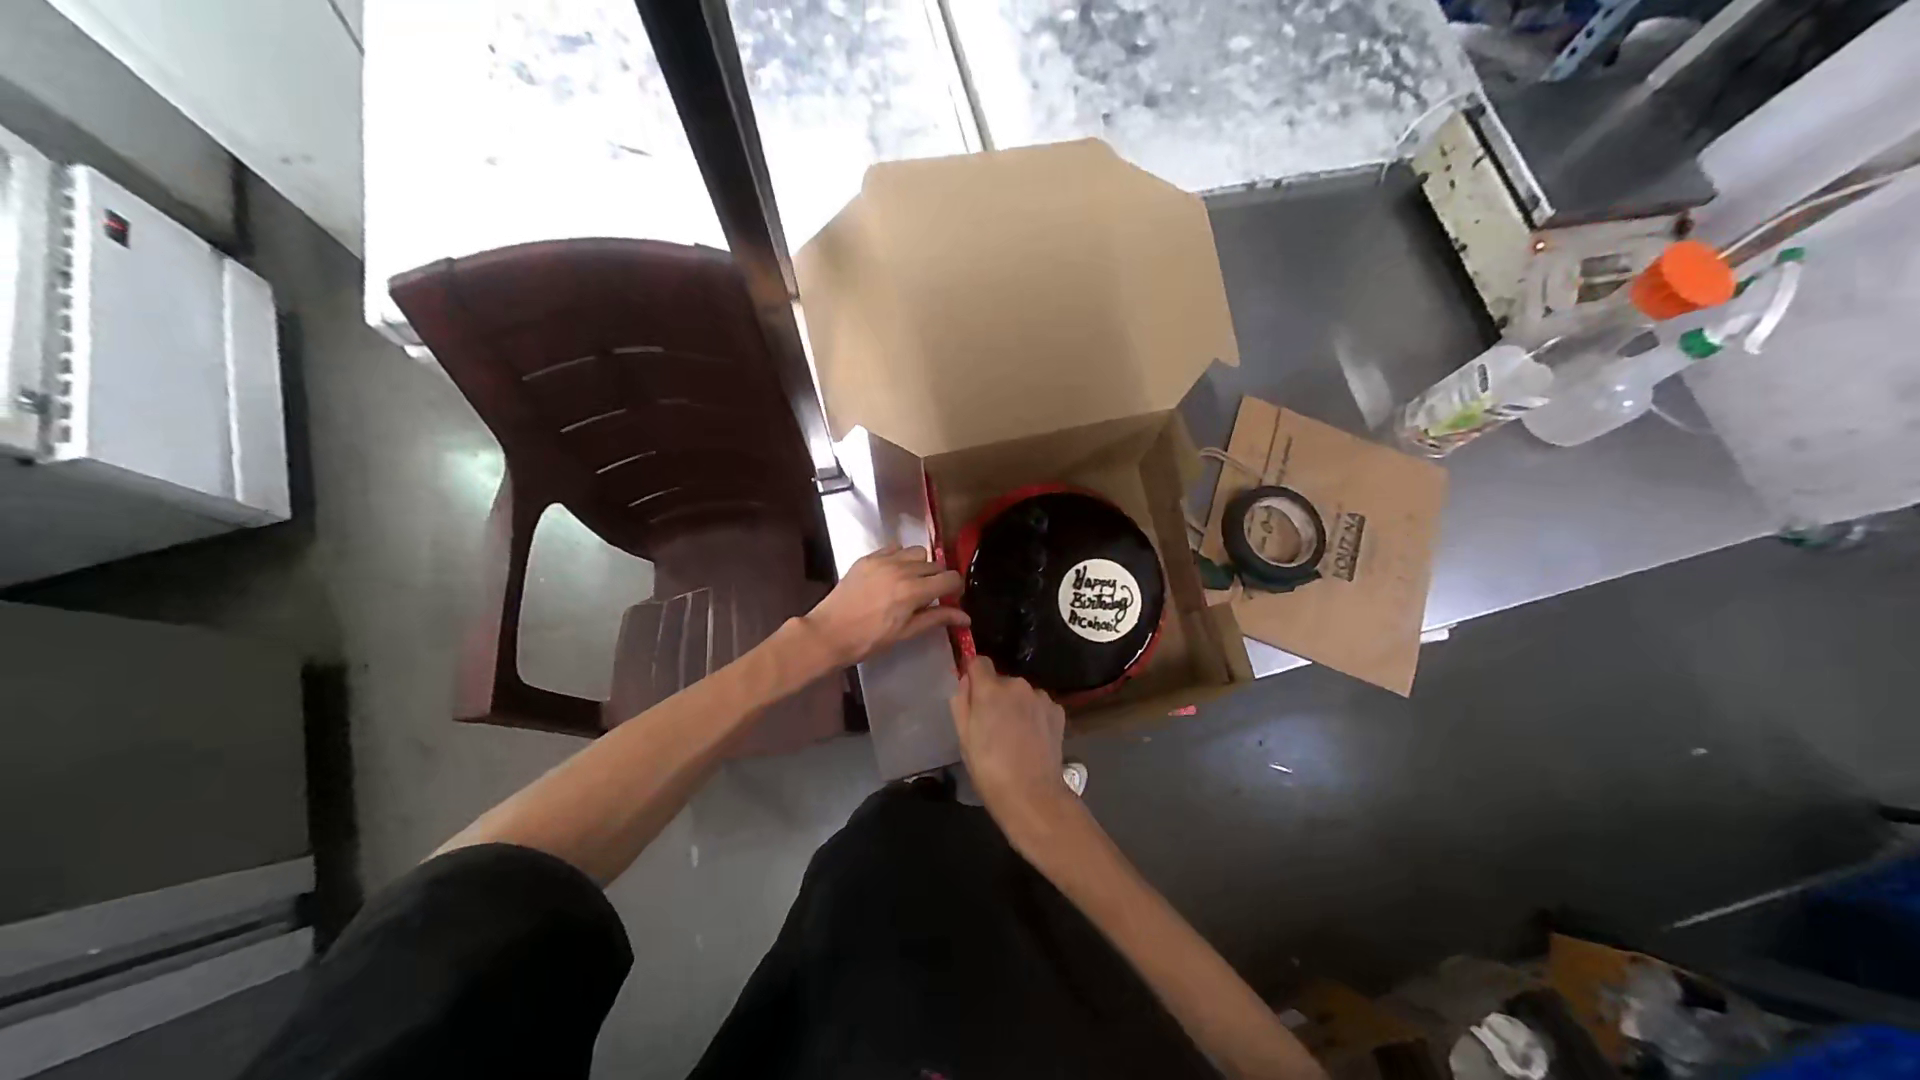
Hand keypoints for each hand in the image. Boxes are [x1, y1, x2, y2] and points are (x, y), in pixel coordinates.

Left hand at [802, 546, 967, 667]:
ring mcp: (883, 560)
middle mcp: (902, 569)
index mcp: (913, 591)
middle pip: (935, 564)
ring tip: (911, 582)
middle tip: (930, 595)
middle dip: (938, 578)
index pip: (950, 578)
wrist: (829, 632)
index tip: (951, 597)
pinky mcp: (868, 557)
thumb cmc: (869, 639)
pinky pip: (895, 548)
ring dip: (921, 565)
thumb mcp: (906, 632)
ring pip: (917, 552)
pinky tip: (893, 574)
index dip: (956, 588)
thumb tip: (966, 618)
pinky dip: (900, 557)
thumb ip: (937, 618)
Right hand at [950, 656, 1074, 828]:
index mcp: (991, 689)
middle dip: (995, 697)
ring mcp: (1041, 697)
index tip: (972, 694)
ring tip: (1014, 736)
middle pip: (1001, 680)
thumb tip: (967, 680)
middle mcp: (1018, 685)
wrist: (1032, 795)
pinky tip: (1032, 739)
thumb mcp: (963, 737)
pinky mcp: (1058, 711)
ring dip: (1016, 706)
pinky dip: (1034, 716)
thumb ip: (961, 701)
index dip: (974, 675)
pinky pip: (1039, 705)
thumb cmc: (989, 768)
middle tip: (992, 726)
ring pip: (1021, 694)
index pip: (979, 661)